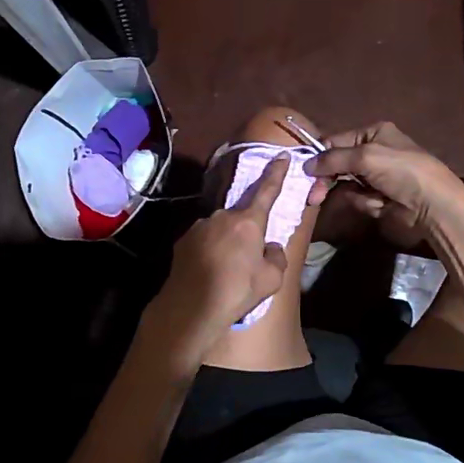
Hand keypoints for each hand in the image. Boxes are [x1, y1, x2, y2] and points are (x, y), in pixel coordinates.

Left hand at [148, 155, 290, 358]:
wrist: (192, 306)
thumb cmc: (237, 291)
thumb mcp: (272, 279)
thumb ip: (276, 256)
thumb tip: (270, 247)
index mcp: (248, 221)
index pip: (266, 191)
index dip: (276, 173)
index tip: (281, 156)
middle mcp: (222, 216)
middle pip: (241, 217)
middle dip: (246, 231)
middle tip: (248, 258)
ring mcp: (199, 226)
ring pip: (220, 229)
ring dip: (226, 242)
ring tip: (226, 269)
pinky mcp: (182, 240)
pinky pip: (204, 240)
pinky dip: (209, 250)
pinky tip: (209, 270)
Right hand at [305, 122, 463, 236]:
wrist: (433, 203)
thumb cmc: (401, 170)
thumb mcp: (365, 157)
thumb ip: (332, 159)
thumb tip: (305, 164)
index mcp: (372, 133)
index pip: (335, 141)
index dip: (319, 155)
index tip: (303, 171)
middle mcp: (372, 151)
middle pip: (336, 164)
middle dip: (328, 180)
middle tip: (314, 196)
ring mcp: (375, 175)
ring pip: (345, 184)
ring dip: (355, 193)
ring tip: (373, 198)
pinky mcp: (379, 196)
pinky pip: (358, 198)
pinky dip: (366, 202)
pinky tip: (382, 204)